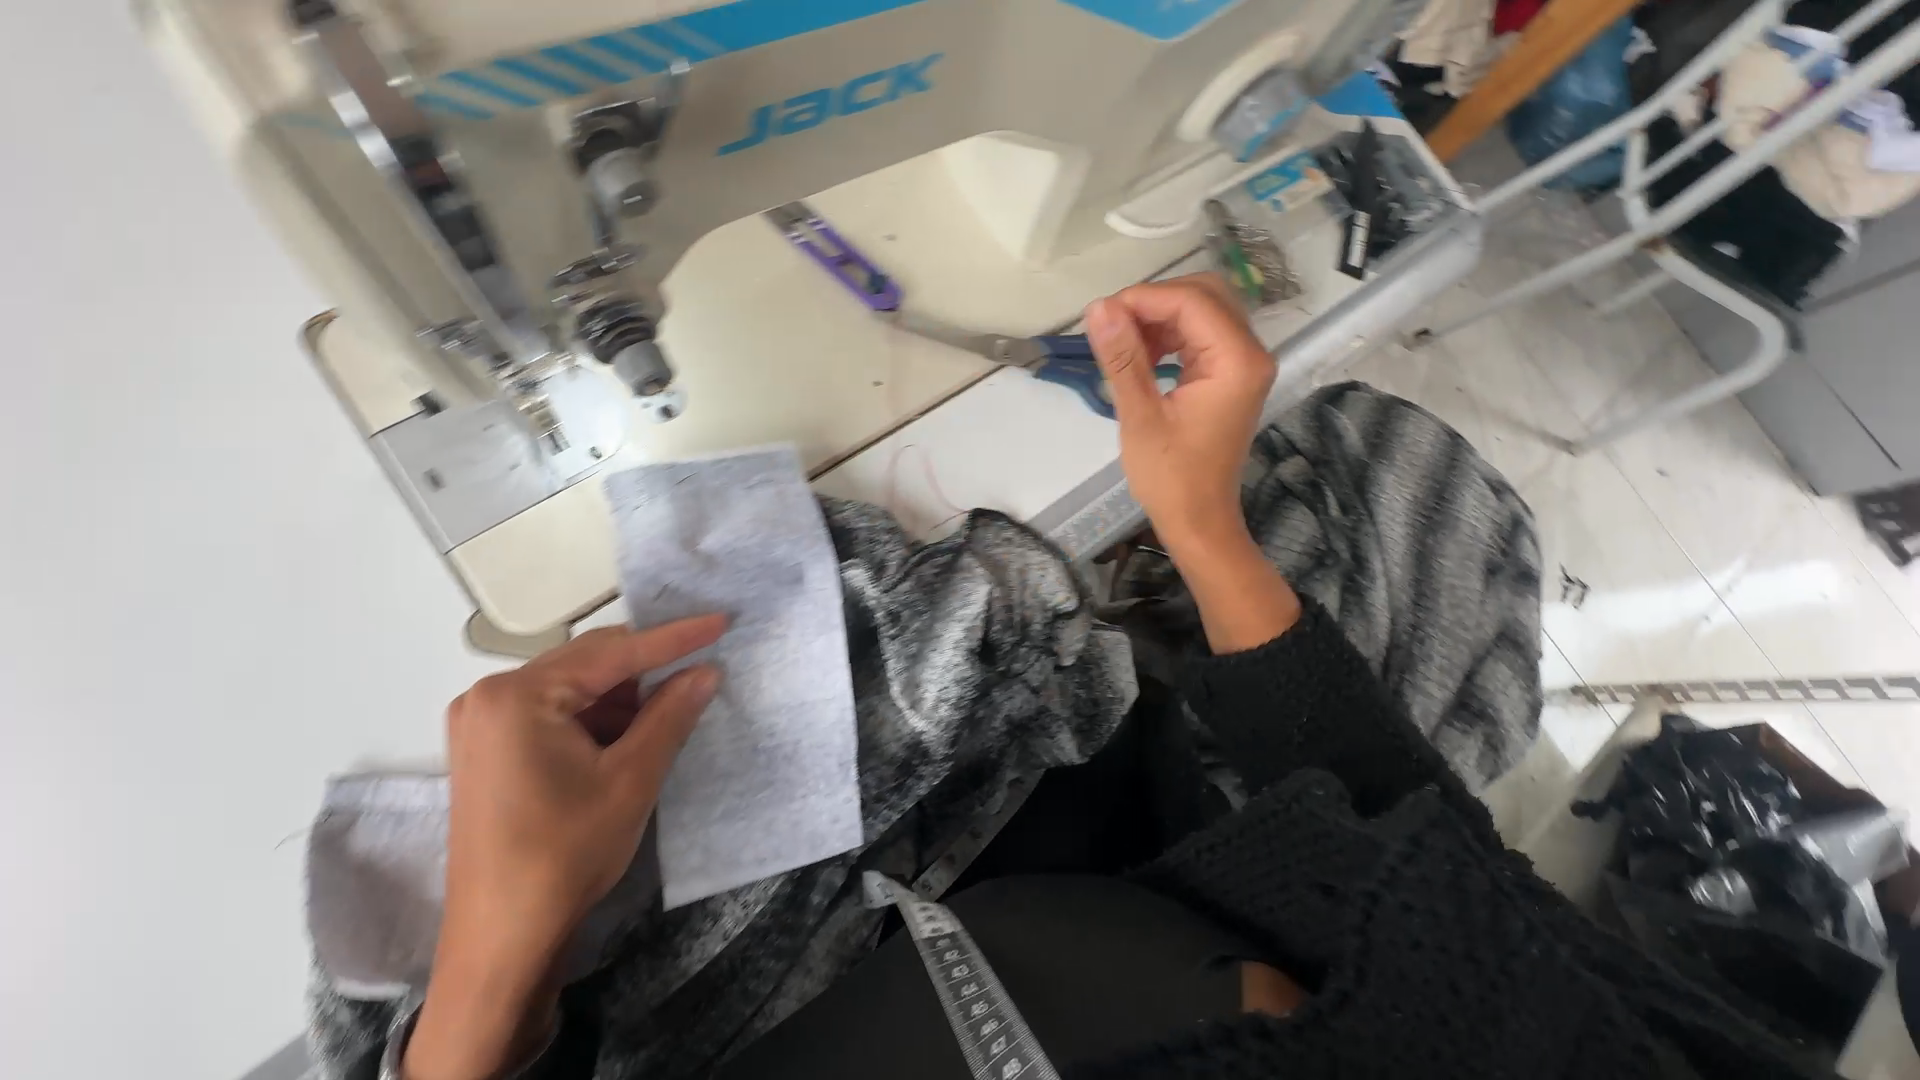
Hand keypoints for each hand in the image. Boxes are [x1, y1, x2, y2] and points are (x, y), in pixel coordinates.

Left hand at [406, 617, 725, 1079]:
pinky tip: (630, 738)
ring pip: (574, 689)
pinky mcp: (487, 749)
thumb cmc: (565, 855)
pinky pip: (554, 714)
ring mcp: (482, 723)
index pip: (611, 652)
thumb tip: (707, 671)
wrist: (502, 939)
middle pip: (587, 664)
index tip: (721, 621)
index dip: (673, 638)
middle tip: (702, 666)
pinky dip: (597, 720)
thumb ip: (670, 714)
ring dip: (623, 699)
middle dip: (646, 670)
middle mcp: (489, 696)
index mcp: (517, 696)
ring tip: (670, 713)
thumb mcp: (631, 779)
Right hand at [1084, 275, 1274, 558]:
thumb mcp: (1140, 416)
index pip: (1191, 302)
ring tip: (1120, 342)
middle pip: (1204, 296)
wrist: (1198, 519)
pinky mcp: (1231, 376)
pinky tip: (1141, 355)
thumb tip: (1099, 308)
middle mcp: (1250, 353)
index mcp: (1237, 361)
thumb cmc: (1170, 477)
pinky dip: (1170, 335)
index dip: (1143, 299)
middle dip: (1154, 302)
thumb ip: (1122, 358)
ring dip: (1159, 318)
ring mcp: (1243, 364)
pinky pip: (1202, 336)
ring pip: (1203, 312)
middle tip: (1111, 326)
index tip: (1100, 315)